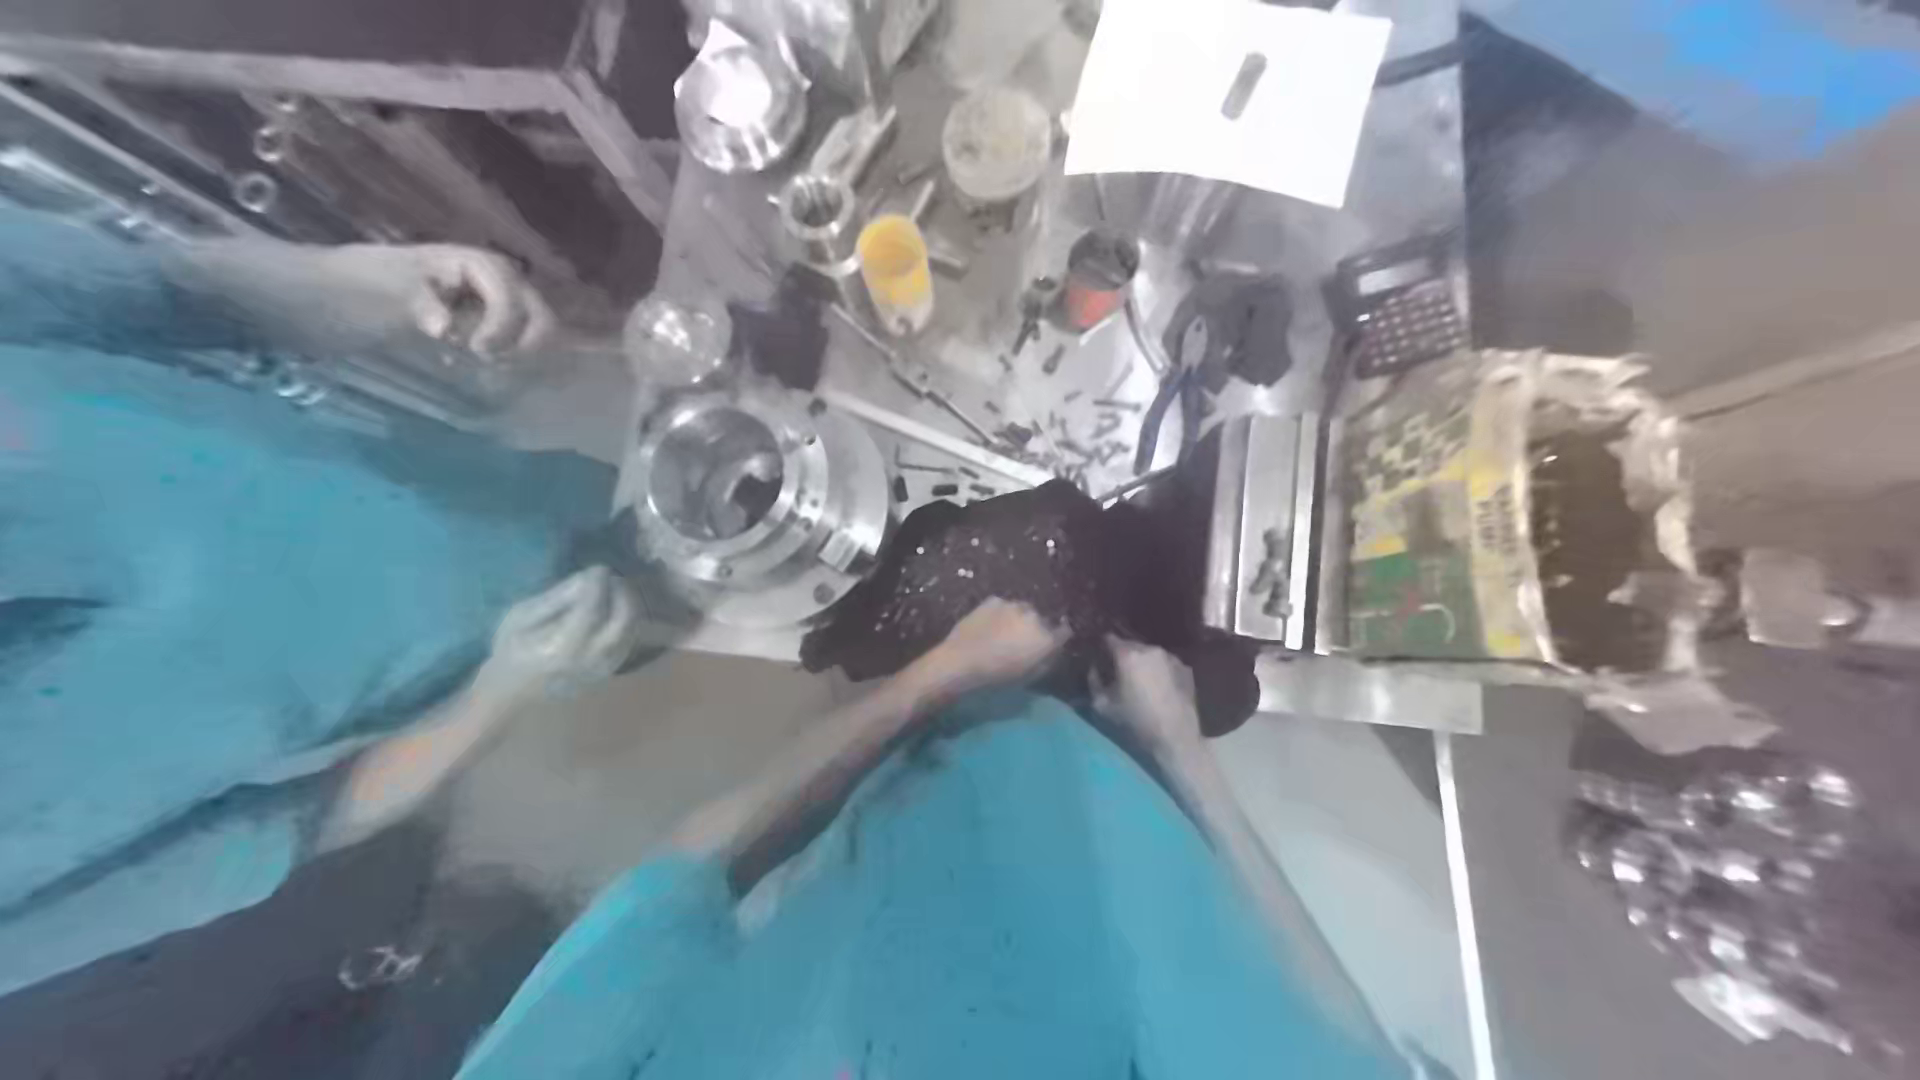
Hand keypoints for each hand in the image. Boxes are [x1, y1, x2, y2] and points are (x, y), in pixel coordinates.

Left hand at [315, 243, 554, 356]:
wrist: (309, 300)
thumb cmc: (347, 289)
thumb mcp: (383, 292)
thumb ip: (421, 303)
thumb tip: (446, 329)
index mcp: (469, 263)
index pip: (512, 291)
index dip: (507, 322)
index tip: (480, 351)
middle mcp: (486, 280)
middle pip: (533, 308)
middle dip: (526, 338)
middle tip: (495, 362)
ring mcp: (484, 303)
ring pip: (529, 325)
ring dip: (520, 348)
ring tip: (491, 365)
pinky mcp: (477, 325)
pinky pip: (513, 338)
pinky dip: (509, 354)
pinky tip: (485, 366)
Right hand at [479, 567, 641, 699]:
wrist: (513, 692)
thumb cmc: (510, 651)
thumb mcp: (519, 619)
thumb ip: (555, 599)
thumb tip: (587, 578)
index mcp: (561, 648)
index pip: (591, 610)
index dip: (599, 585)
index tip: (598, 568)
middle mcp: (589, 660)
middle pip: (622, 620)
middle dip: (621, 592)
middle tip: (611, 577)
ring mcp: (604, 667)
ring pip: (631, 629)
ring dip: (628, 603)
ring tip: (614, 588)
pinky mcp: (611, 670)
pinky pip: (630, 639)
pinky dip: (628, 618)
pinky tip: (617, 607)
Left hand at [915, 599, 1066, 696]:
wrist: (960, 662)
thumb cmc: (996, 678)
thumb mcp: (1029, 677)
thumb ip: (1046, 661)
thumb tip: (1052, 650)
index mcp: (1046, 638)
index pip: (1064, 632)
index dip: (1058, 637)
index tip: (1050, 643)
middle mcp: (1035, 617)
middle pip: (1041, 620)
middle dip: (1035, 629)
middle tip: (1020, 642)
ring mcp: (1013, 605)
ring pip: (1022, 610)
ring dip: (1018, 619)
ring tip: (1003, 632)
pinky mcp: (994, 600)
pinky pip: (1003, 606)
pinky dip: (1000, 614)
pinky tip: (988, 625)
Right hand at [1094, 636, 1201, 754]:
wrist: (1175, 740)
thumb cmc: (1135, 722)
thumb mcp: (1101, 705)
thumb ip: (1093, 680)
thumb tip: (1094, 667)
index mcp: (1128, 654)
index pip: (1109, 638)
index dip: (1102, 646)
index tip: (1099, 657)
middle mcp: (1151, 649)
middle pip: (1130, 644)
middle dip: (1122, 655)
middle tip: (1118, 672)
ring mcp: (1171, 658)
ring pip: (1149, 653)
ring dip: (1142, 662)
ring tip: (1139, 680)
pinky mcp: (1186, 669)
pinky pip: (1165, 663)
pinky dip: (1158, 670)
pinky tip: (1158, 687)